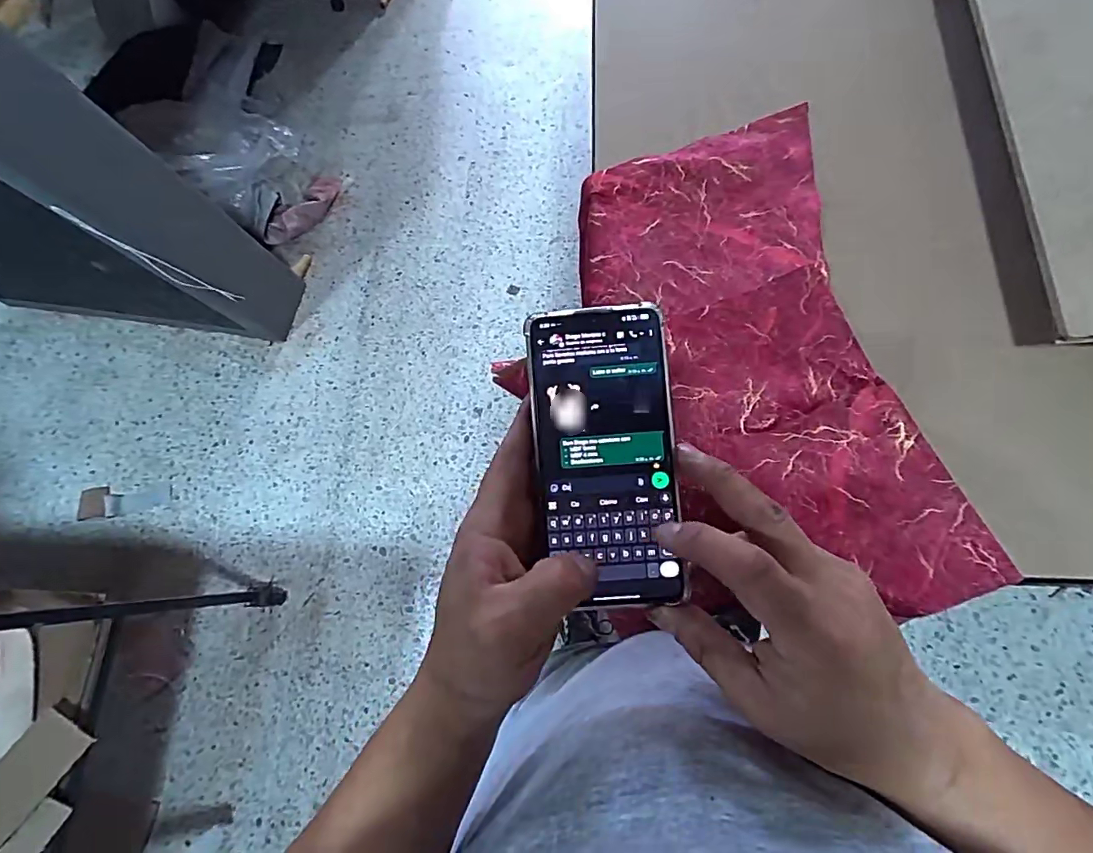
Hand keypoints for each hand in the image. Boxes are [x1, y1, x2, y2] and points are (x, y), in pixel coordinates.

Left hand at [417, 404, 597, 721]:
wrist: (466, 698)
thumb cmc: (474, 653)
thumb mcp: (509, 619)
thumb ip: (550, 586)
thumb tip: (591, 557)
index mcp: (489, 526)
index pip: (508, 465)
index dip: (526, 428)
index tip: (552, 393)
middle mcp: (506, 529)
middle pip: (536, 479)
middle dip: (564, 449)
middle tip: (607, 422)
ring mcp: (523, 552)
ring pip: (555, 507)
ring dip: (582, 486)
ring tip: (626, 461)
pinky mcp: (539, 574)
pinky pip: (567, 539)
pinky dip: (590, 526)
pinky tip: (622, 521)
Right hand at [649, 445, 968, 805]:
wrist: (913, 735)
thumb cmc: (830, 728)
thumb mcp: (756, 699)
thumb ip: (705, 645)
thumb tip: (659, 606)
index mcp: (807, 622)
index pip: (747, 562)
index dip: (700, 540)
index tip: (661, 532)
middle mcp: (828, 582)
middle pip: (768, 514)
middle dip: (720, 478)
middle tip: (680, 452)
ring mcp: (840, 570)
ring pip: (774, 523)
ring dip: (730, 501)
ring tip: (688, 491)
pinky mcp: (842, 569)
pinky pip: (786, 541)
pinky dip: (749, 533)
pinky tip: (725, 543)